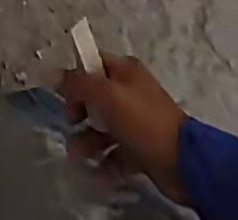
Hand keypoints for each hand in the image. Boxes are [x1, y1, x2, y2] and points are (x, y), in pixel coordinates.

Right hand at [58, 53, 189, 203]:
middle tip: (70, 122)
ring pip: (104, 127)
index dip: (74, 76)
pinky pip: (116, 152)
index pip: (92, 64)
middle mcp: (130, 92)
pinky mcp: (141, 148)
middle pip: (95, 96)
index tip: (59, 92)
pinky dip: (106, 162)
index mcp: (125, 71)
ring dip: (88, 140)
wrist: (183, 163)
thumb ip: (79, 84)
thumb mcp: (108, 96)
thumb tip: (54, 75)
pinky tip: (98, 173)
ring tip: (78, 155)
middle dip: (79, 111)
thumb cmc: (144, 120)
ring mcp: (136, 121)